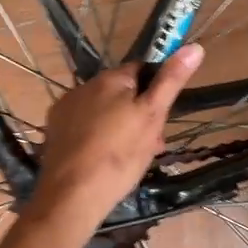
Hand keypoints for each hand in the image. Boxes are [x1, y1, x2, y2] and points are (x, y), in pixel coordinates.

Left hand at [0, 43, 204, 247]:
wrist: (69, 201)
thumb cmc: (117, 155)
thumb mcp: (152, 116)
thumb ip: (171, 80)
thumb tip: (194, 47)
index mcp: (110, 78)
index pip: (143, 70)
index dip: (156, 93)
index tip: (160, 119)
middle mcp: (84, 86)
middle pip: (122, 92)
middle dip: (138, 114)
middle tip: (149, 145)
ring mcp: (64, 110)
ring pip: (103, 112)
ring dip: (118, 127)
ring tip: (128, 159)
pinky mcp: (53, 134)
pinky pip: (83, 127)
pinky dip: (95, 138)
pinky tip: (102, 160)